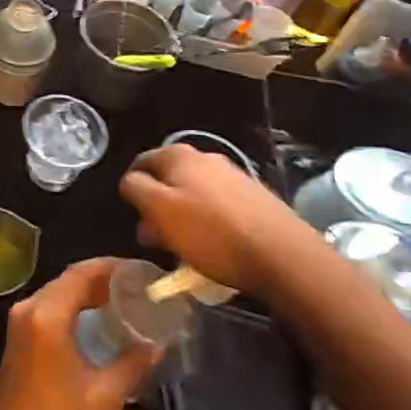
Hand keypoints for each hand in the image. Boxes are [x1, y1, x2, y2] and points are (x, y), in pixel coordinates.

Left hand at [0, 259, 161, 409]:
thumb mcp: (105, 397)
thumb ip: (132, 362)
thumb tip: (156, 344)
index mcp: (47, 316)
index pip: (82, 273)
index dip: (113, 268)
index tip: (142, 272)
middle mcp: (28, 311)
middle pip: (69, 280)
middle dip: (103, 279)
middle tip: (139, 288)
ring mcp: (19, 326)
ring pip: (58, 294)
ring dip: (88, 293)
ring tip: (125, 301)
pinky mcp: (17, 342)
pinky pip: (48, 309)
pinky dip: (74, 307)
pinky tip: (99, 319)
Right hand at [119, 145, 308, 294]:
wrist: (280, 253)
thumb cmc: (211, 232)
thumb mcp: (160, 210)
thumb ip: (137, 189)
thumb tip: (130, 180)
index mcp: (179, 156)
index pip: (141, 163)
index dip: (132, 189)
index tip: (134, 217)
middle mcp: (206, 158)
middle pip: (168, 179)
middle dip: (157, 206)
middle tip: (155, 239)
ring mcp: (233, 177)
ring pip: (193, 194)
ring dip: (181, 217)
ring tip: (183, 248)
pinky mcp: (253, 198)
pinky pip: (217, 207)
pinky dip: (206, 223)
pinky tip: (212, 246)